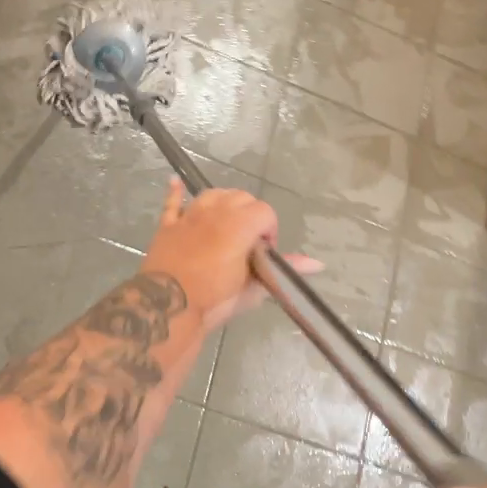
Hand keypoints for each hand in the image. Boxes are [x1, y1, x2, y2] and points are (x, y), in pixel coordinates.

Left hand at [138, 179, 320, 328]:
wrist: (170, 306)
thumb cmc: (216, 298)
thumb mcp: (254, 287)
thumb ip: (284, 268)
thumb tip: (318, 264)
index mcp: (239, 224)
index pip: (265, 211)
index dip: (270, 230)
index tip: (265, 252)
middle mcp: (214, 211)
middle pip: (240, 197)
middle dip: (250, 215)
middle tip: (249, 243)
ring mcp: (189, 216)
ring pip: (212, 194)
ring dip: (223, 203)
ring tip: (227, 223)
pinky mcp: (168, 226)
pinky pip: (171, 202)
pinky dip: (174, 192)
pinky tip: (175, 182)